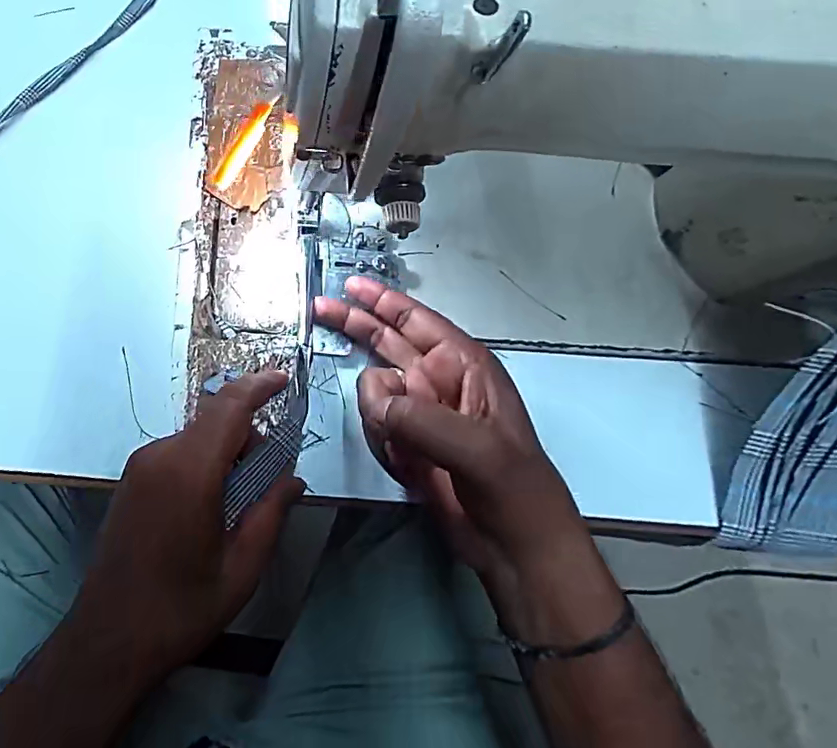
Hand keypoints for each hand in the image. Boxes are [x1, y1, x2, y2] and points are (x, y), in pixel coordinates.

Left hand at [62, 369, 304, 682]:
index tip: (282, 378)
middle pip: (213, 423)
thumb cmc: (180, 609)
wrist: (110, 635)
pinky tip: (207, 507)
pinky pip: (176, 454)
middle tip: (268, 482)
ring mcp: (140, 464)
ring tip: (237, 505)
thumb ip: (270, 514)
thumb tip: (292, 480)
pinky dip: (200, 463)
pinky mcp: (130, 477)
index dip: (258, 387)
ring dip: (223, 454)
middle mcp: (160, 456)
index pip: (228, 409)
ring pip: (195, 439)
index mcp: (190, 472)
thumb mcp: (240, 569)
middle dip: (247, 439)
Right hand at [313, 277, 610, 637]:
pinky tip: (406, 467)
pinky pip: (374, 424)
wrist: (516, 552)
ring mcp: (421, 412)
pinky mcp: (407, 441)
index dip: (382, 301)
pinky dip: (380, 441)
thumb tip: (374, 398)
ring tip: (402, 450)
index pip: (416, 322)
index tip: (349, 286)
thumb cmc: (515, 491)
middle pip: (386, 340)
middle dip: (356, 325)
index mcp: (465, 368)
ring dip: (377, 416)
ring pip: (373, 391)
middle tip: (320, 309)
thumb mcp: (478, 450)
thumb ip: (422, 418)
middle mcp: (439, 381)